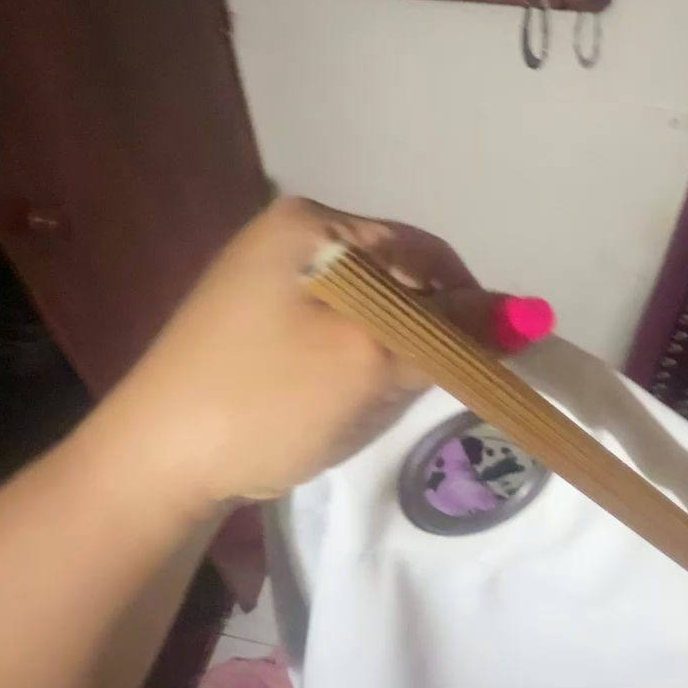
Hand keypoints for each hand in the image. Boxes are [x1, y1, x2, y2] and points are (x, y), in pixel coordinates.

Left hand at [79, 196, 507, 512]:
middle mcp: (286, 235)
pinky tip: (338, 400)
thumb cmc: (269, 399)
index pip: (423, 252)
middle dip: (423, 333)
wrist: (154, 465)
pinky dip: (353, 363)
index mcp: (312, 222)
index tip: (484, 362)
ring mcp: (263, 279)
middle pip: (396, 278)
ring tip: (372, 400)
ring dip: (390, 353)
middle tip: (419, 388)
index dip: (467, 305)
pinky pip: (331, 330)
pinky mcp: (250, 323)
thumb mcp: (372, 361)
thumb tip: (533, 312)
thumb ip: (454, 332)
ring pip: (367, 310)